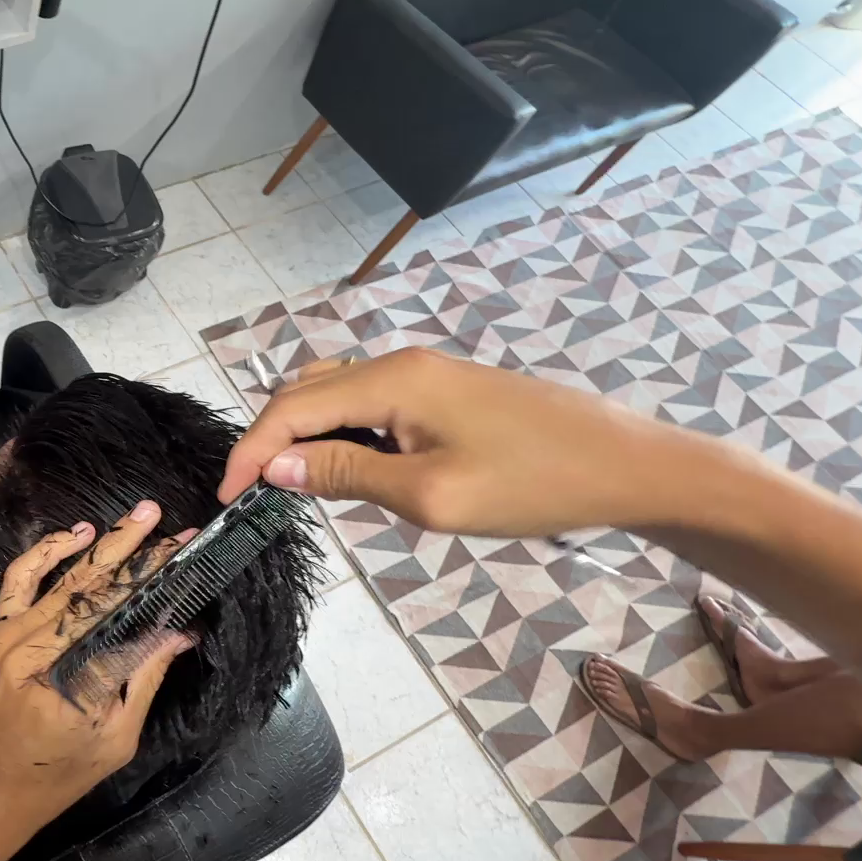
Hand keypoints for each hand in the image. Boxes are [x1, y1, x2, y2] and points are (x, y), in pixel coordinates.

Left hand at [0, 501, 193, 859]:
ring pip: (65, 581)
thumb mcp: (114, 741)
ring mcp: (10, 637)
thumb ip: (142, 680)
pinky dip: (46, 551)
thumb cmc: (55, 776)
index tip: (188, 560)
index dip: (159, 591)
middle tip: (172, 527)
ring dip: (105, 546)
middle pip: (95, 595)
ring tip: (140, 516)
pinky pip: (19, 579)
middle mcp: (35, 653)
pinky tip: (79, 534)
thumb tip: (181, 631)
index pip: (126, 626)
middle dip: (138, 558)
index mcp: (70, 689)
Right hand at [219, 348, 698, 537]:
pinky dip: (334, 431)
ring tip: (295, 482)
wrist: (634, 469)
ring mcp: (419, 374)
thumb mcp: (429, 493)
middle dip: (268, 442)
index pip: (290, 409)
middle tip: (256, 494)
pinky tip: (343, 464)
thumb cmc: (534, 484)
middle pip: (302, 394)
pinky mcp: (436, 391)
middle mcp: (396, 364)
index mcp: (390, 380)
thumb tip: (274, 467)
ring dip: (300, 435)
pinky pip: (361, 403)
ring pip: (329, 395)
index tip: (227, 497)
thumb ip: (343, 474)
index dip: (250, 452)